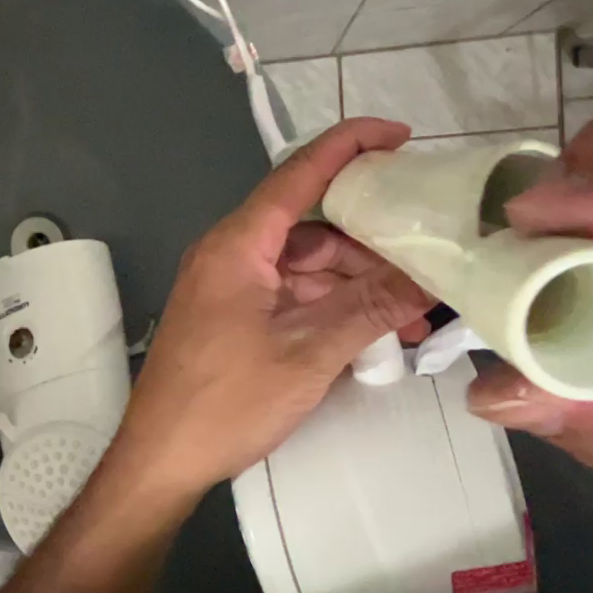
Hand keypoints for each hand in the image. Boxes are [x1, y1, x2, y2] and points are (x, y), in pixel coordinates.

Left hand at [111, 118, 433, 499]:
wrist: (161, 457)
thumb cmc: (226, 401)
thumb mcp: (308, 353)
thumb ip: (370, 309)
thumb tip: (431, 279)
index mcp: (237, 244)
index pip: (297, 174)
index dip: (349, 146)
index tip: (401, 135)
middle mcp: (229, 253)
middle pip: (309, 225)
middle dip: (370, 241)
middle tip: (430, 256)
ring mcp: (228, 286)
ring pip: (304, 264)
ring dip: (355, 283)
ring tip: (414, 315)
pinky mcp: (231, 315)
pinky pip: (289, 294)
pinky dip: (329, 306)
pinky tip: (372, 332)